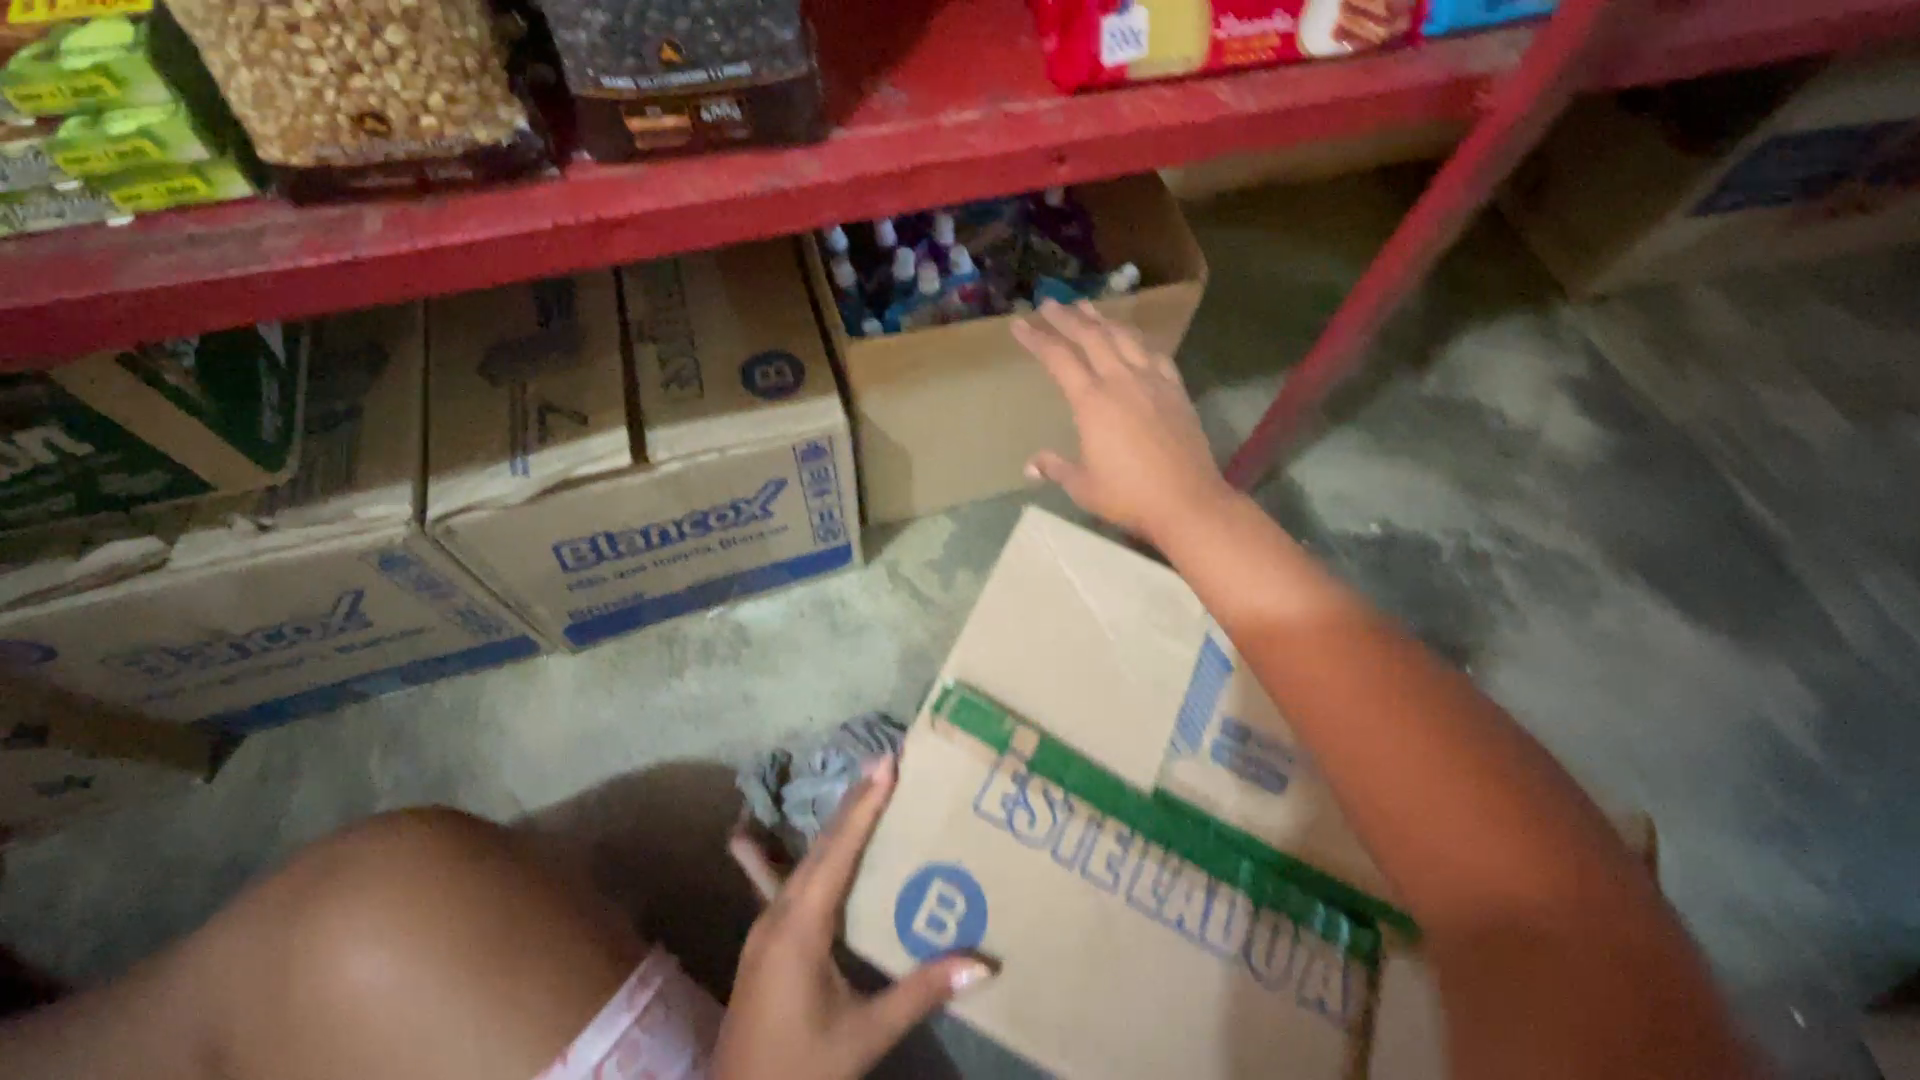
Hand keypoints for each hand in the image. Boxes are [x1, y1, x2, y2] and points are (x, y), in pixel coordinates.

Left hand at [717, 756, 992, 1079]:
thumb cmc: (801, 1067)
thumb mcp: (865, 1034)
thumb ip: (920, 992)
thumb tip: (983, 962)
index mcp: (799, 929)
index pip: (837, 853)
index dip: (863, 807)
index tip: (885, 764)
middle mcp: (777, 917)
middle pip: (818, 847)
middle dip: (852, 804)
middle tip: (883, 764)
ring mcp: (764, 929)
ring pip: (800, 863)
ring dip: (832, 827)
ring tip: (863, 794)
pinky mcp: (764, 945)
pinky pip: (785, 885)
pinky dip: (803, 857)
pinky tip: (766, 838)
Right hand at [1013, 300, 1237, 545]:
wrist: (1187, 501)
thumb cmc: (1128, 496)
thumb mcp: (1083, 486)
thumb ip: (1056, 468)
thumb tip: (1030, 467)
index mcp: (1092, 402)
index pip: (1059, 359)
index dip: (1037, 339)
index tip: (1020, 324)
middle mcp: (1121, 381)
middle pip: (1091, 337)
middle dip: (1068, 318)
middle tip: (1050, 303)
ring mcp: (1152, 381)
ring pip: (1124, 338)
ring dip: (1103, 320)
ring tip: (1088, 308)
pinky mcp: (1176, 390)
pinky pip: (1155, 354)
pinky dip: (1138, 340)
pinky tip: (1133, 338)